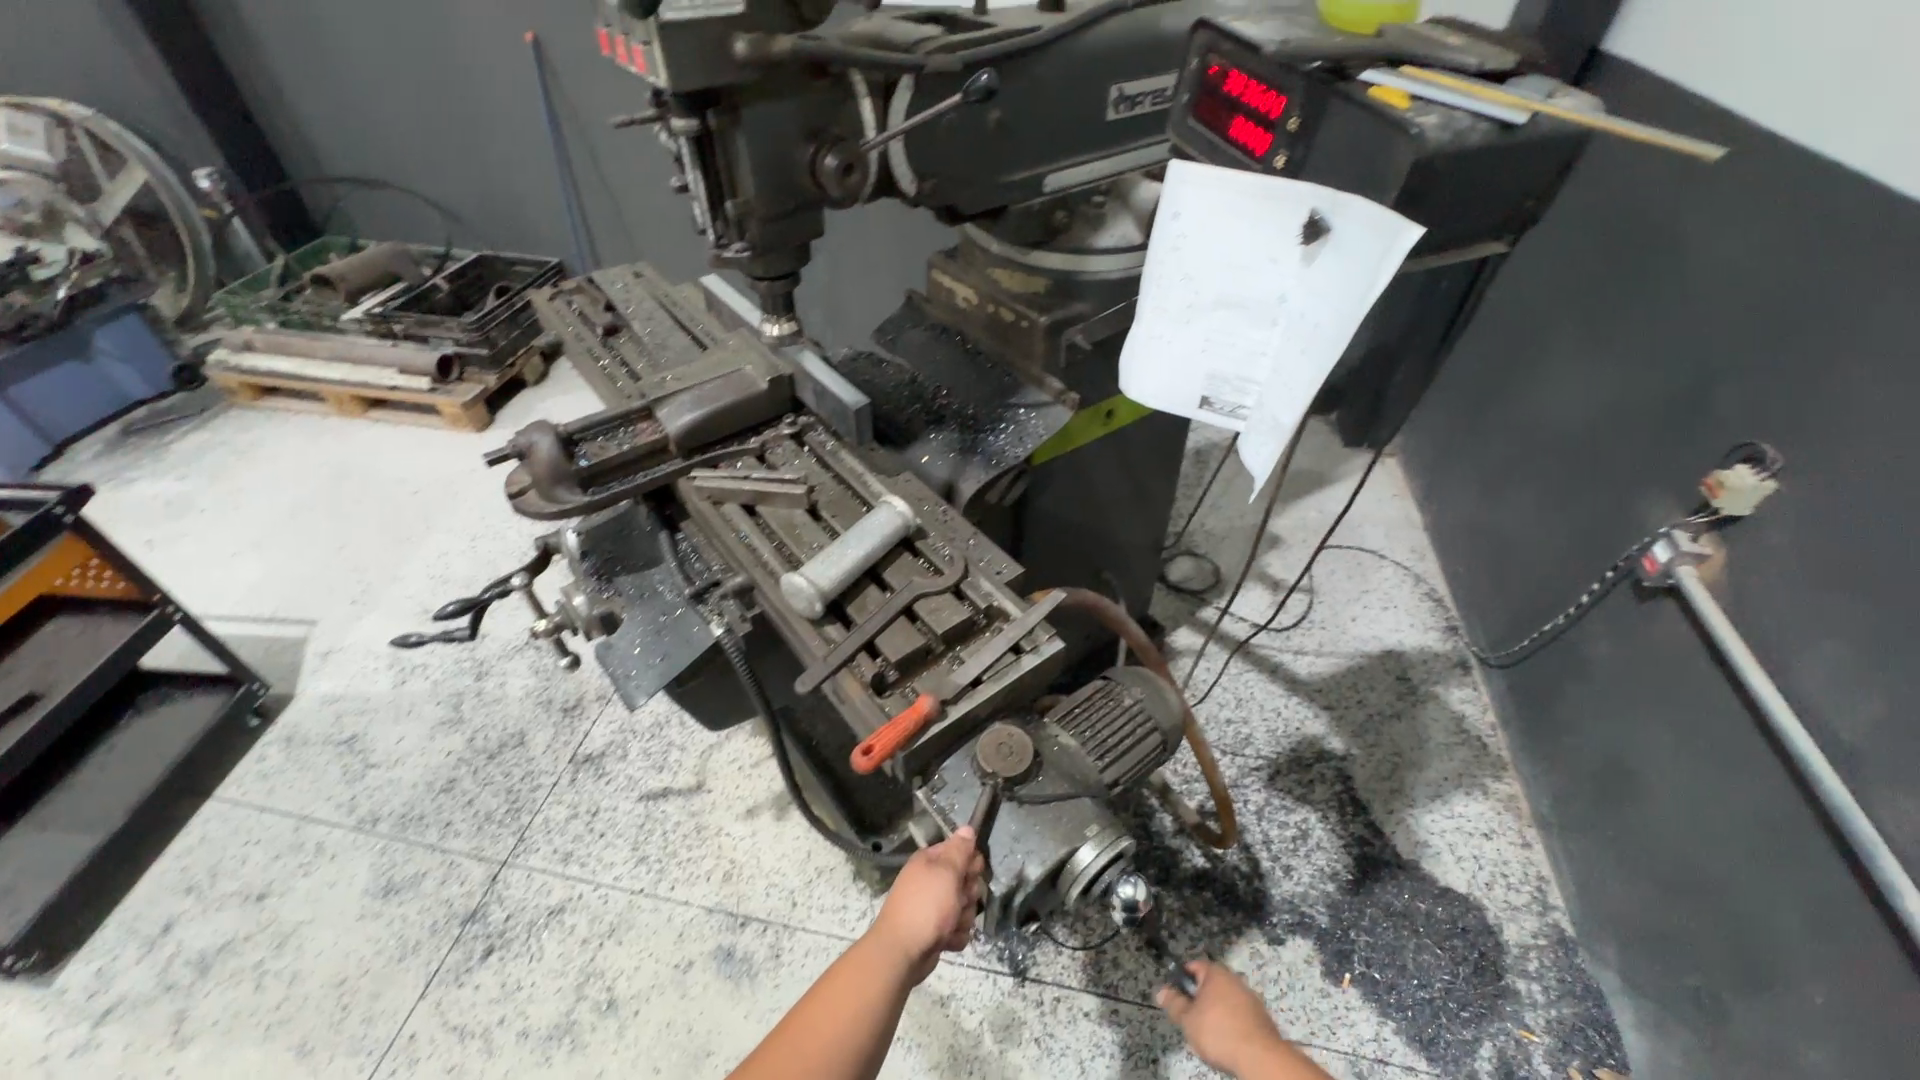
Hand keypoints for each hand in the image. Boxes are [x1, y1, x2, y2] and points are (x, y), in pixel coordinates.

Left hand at [864, 826, 985, 984]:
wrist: (903, 951)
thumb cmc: (926, 906)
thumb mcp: (946, 872)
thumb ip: (959, 850)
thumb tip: (968, 828)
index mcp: (930, 862)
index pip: (962, 852)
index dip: (971, 864)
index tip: (970, 874)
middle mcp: (931, 881)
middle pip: (967, 882)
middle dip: (968, 895)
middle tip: (958, 901)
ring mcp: (934, 907)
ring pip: (965, 907)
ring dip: (963, 918)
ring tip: (949, 925)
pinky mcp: (937, 930)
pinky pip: (959, 929)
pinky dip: (955, 936)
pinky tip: (946, 940)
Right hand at [1156, 960, 1291, 1075]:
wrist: (1260, 1057)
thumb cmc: (1218, 1032)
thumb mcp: (1187, 1019)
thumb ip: (1173, 1003)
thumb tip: (1161, 990)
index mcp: (1216, 973)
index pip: (1193, 966)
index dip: (1181, 979)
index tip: (1175, 997)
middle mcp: (1234, 979)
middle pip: (1210, 983)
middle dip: (1199, 998)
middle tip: (1190, 1017)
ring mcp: (1250, 997)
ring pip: (1225, 999)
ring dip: (1215, 1011)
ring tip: (1208, 1032)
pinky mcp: (1261, 1016)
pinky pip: (1239, 1013)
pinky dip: (1231, 1021)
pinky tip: (1226, 1038)